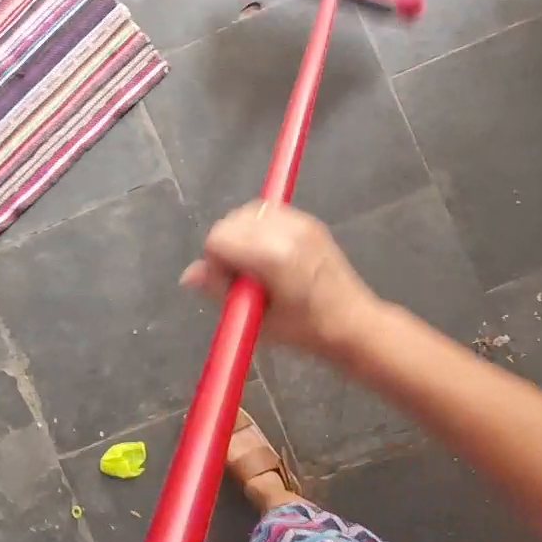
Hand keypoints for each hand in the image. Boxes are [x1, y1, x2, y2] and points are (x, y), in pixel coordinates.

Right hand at [179, 201, 382, 356]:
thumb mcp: (256, 319)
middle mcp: (286, 231)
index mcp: (273, 256)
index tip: (230, 286)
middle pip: (230, 222)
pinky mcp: (308, 221)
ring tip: (256, 265)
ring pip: (248, 213)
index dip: (215, 263)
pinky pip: (268, 212)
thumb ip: (221, 292)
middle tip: (243, 278)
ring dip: (242, 235)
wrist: (353, 323)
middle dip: (227, 247)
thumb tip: (188, 275)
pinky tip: (268, 253)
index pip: (218, 239)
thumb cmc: (305, 330)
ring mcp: (300, 222)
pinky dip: (259, 227)